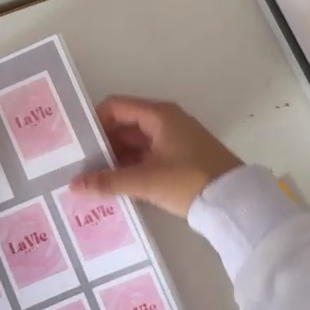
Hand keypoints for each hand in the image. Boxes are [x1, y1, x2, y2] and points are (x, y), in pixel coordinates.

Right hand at [71, 97, 241, 217]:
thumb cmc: (190, 181)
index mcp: (159, 115)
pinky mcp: (180, 158)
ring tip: (94, 179)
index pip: (115, 107)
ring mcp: (174, 140)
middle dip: (102, 144)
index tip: (78, 145)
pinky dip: (131, 167)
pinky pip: (147, 156)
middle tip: (81, 166)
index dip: (94, 122)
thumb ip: (108, 181)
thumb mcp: (145, 181)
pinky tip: (117, 186)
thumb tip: (74, 184)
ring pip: (135, 143)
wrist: (236, 203)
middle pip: (124, 125)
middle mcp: (165, 121)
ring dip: (116, 159)